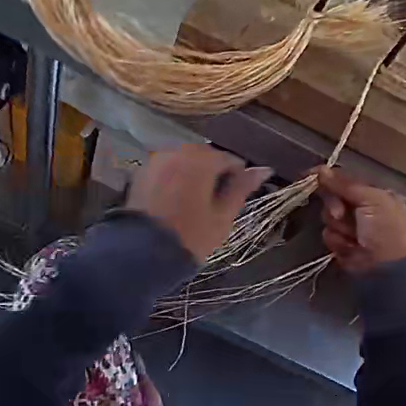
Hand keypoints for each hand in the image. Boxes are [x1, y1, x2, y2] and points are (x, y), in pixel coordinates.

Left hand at [126, 144, 271, 262]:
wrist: (142, 254)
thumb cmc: (190, 237)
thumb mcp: (222, 216)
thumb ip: (241, 189)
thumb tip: (263, 170)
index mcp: (201, 160)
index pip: (229, 159)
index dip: (237, 177)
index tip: (236, 197)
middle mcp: (177, 152)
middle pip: (205, 155)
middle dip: (213, 172)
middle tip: (216, 200)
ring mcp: (156, 161)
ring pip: (184, 160)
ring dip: (194, 174)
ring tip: (196, 200)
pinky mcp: (141, 173)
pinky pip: (166, 168)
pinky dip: (175, 178)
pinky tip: (176, 200)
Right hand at [311, 166, 405, 273]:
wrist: (389, 268)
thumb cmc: (386, 229)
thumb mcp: (371, 200)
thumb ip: (344, 185)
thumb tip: (321, 169)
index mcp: (374, 194)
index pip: (345, 181)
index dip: (327, 178)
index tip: (309, 176)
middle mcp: (362, 209)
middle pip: (333, 198)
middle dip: (334, 206)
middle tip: (341, 214)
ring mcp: (352, 229)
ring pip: (328, 218)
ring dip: (338, 227)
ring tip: (353, 237)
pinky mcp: (343, 246)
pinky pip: (329, 236)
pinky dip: (338, 242)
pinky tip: (351, 248)